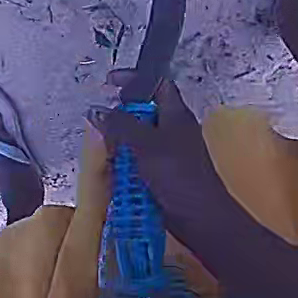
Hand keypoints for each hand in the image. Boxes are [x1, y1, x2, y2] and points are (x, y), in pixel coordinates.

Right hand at [87, 76, 236, 232]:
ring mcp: (168, 152)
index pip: (156, 84)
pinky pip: (138, 160)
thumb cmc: (177, 175)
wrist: (201, 218)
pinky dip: (124, 162)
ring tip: (103, 148)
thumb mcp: (145, 144)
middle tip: (100, 120)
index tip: (109, 82)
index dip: (134, 79)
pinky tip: (113, 170)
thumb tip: (96, 110)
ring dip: (119, 142)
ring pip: (138, 138)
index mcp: (176, 115)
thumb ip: (119, 125)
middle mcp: (173, 130)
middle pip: (143, 112)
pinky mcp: (162, 173)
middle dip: (120, 115)